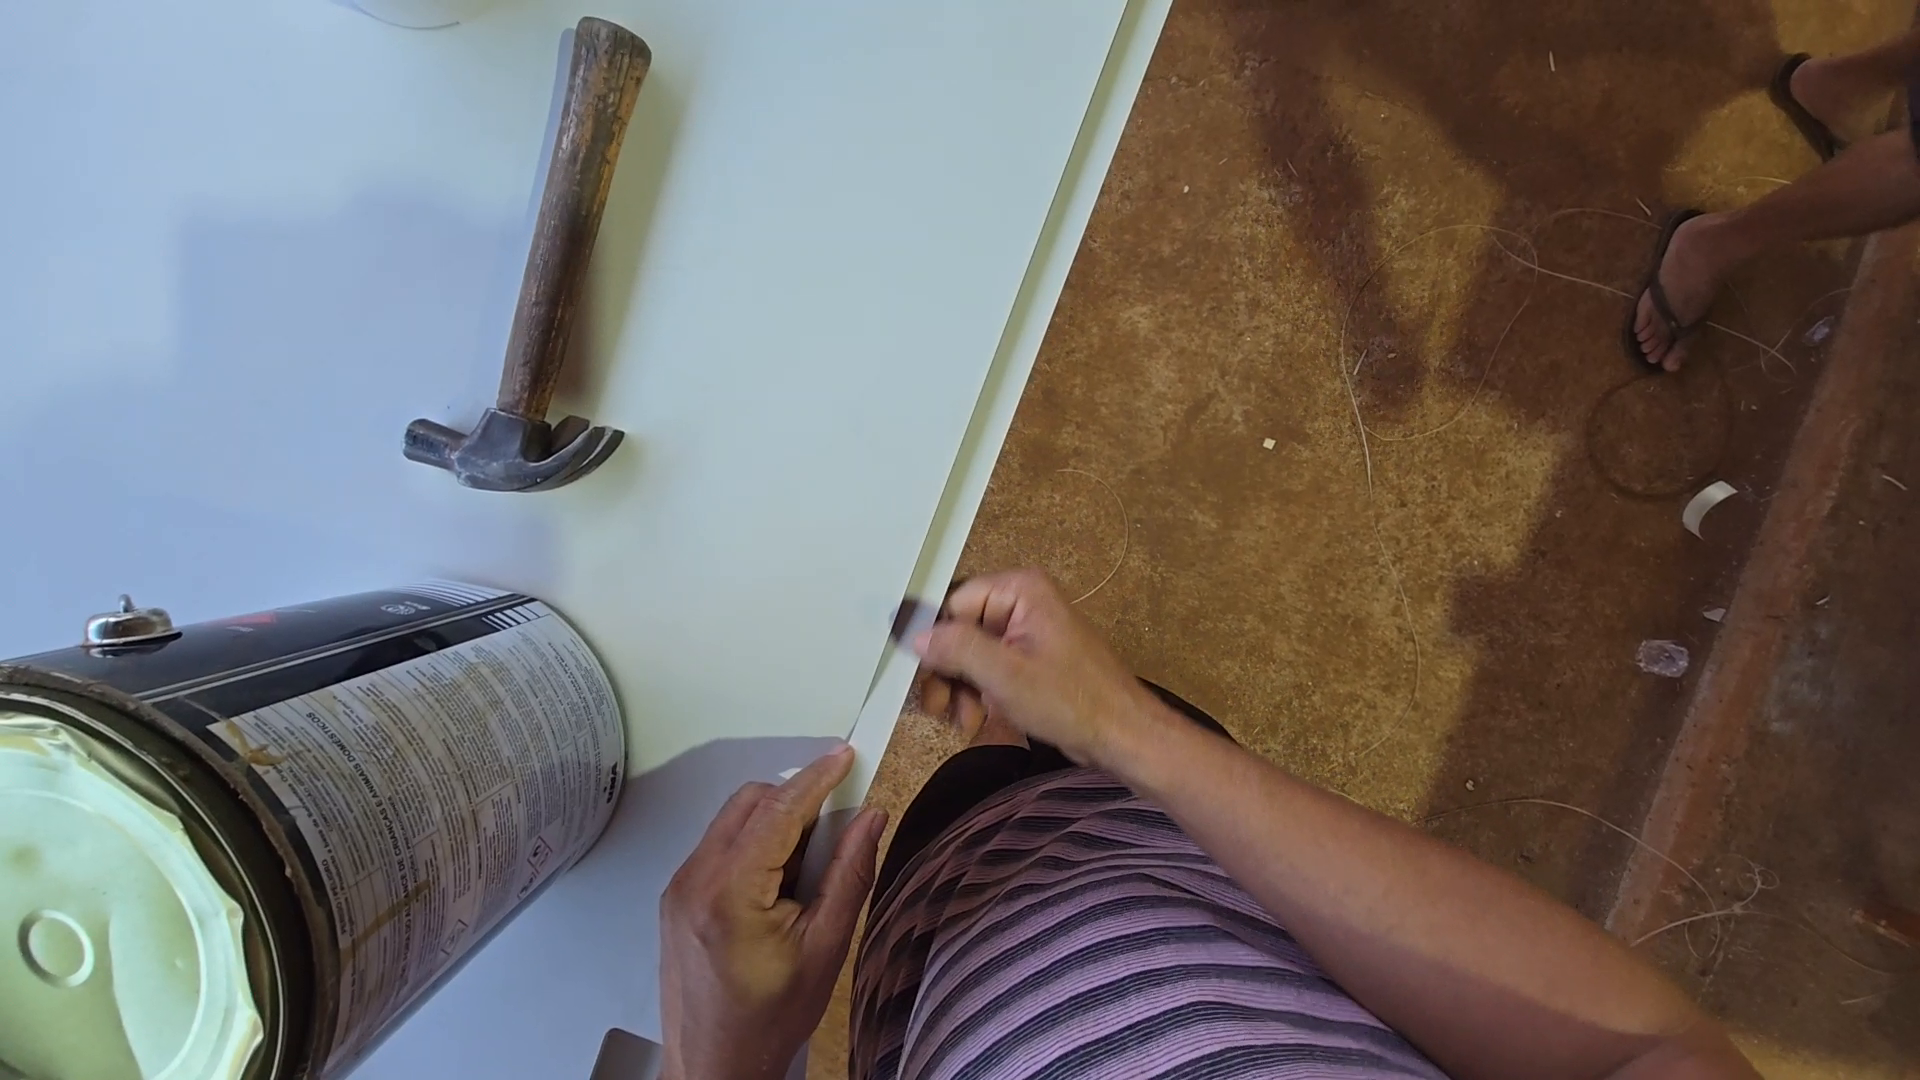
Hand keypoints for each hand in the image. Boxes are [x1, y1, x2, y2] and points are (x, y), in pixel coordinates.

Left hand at [659, 746, 886, 1079]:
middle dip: (795, 800)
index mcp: (730, 893)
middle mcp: (694, 878)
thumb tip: (871, 816)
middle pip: (750, 802)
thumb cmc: (771, 1017)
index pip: (778, 811)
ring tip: (806, 867)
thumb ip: (850, 874)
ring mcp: (679, 885)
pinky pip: (721, 843)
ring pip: (733, 818)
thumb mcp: (826, 948)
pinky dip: (755, 842)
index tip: (846, 754)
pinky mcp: (676, 895)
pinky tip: (778, 881)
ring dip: (775, 821)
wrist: (713, 1070)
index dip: (817, 778)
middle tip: (834, 825)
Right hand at [911, 568, 1166, 766]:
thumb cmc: (1070, 701)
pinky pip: (990, 667)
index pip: (954, 603)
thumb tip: (915, 636)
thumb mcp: (1006, 675)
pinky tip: (977, 719)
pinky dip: (978, 693)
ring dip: (960, 687)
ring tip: (961, 720)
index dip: (933, 639)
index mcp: (1020, 590)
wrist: (1123, 736)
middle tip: (934, 706)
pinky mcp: (1031, 658)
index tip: (917, 676)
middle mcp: (1022, 602)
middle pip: (960, 629)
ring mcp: (1027, 631)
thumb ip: (957, 648)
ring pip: (971, 653)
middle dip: (946, 670)